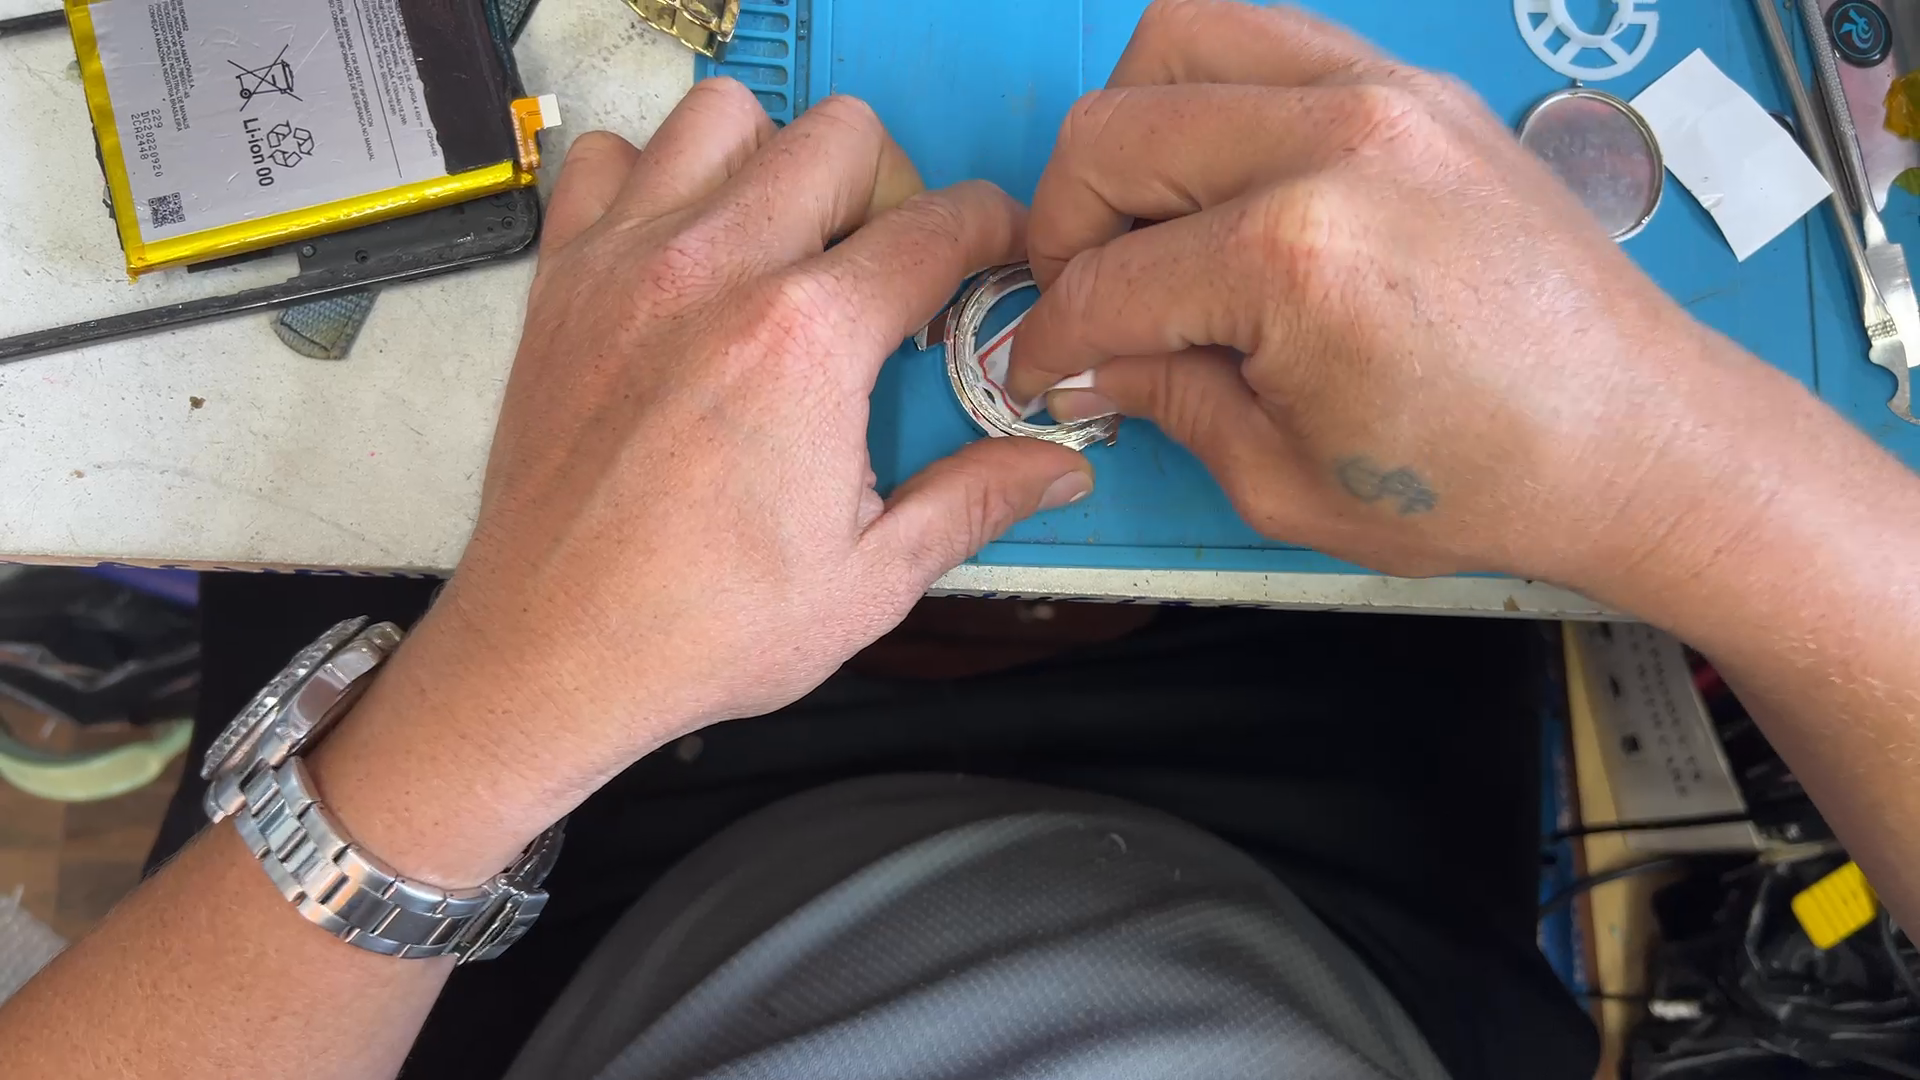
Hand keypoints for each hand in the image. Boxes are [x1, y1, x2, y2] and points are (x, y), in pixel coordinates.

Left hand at [316, 80, 1090, 877]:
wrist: (551, 658)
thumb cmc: (707, 628)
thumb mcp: (872, 579)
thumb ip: (977, 501)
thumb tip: (1060, 465)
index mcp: (809, 344)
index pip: (939, 228)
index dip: (992, 230)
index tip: (997, 256)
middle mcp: (717, 270)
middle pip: (843, 138)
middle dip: (893, 192)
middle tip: (892, 277)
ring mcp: (628, 262)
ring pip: (727, 115)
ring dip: (781, 166)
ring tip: (792, 252)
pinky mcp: (562, 281)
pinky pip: (611, 156)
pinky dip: (660, 178)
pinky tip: (686, 257)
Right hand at [1007, 0, 1816, 586]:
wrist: (1635, 440)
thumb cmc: (1459, 487)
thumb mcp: (1275, 480)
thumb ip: (1161, 400)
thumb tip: (1080, 364)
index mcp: (1290, 261)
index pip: (1101, 285)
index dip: (1042, 342)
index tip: (1032, 376)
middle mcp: (1328, 139)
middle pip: (1105, 138)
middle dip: (1058, 236)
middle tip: (1078, 307)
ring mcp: (1377, 87)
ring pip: (1169, 47)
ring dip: (1119, 143)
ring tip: (1137, 230)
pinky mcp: (1407, 82)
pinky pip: (1254, 39)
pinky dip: (1195, 100)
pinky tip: (1207, 185)